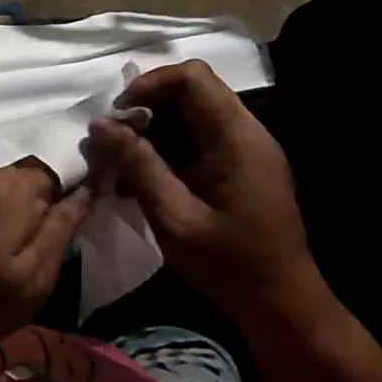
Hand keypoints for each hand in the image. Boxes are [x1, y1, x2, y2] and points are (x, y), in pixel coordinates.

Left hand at [0, 162, 92, 362]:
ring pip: (22, 183)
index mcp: (7, 190)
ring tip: (39, 243)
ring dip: (36, 206)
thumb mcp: (37, 274)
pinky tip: (18, 240)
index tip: (84, 220)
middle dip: (55, 199)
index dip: (75, 191)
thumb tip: (88, 189)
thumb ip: (63, 226)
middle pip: (39, 174)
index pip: (58, 169)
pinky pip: (4, 192)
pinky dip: (17, 209)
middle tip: (61, 238)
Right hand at [85, 60, 328, 326]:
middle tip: (113, 144)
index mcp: (236, 138)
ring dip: (148, 132)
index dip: (149, 85)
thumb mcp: (173, 215)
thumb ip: (137, 165)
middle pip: (187, 92)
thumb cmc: (229, 263)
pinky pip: (193, 139)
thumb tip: (99, 125)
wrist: (281, 305)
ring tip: (119, 166)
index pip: (191, 77)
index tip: (118, 117)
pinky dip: (161, 151)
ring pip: (186, 115)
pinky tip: (138, 182)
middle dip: (143, 110)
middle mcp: (243, 133)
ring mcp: (241, 150)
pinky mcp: (235, 167)